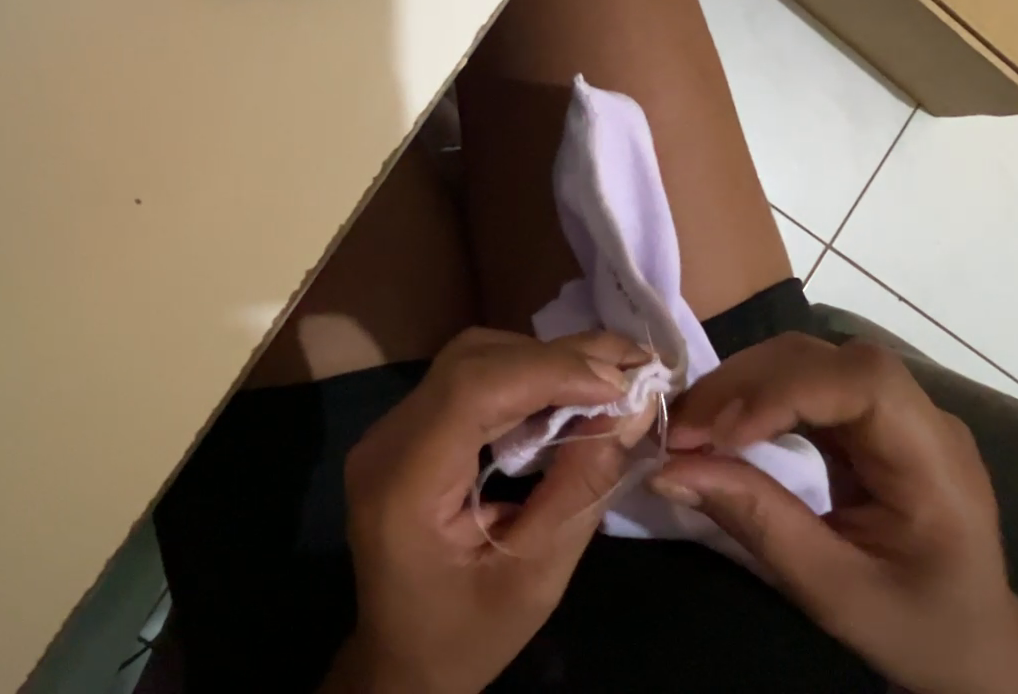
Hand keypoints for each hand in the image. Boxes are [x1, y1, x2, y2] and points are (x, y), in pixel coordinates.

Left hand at [321, 327, 647, 693]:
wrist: (402, 661)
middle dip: (557, 356)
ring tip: (609, 374)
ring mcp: (391, 430)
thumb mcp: (535, 579)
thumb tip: (630, 410)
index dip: (549, 371)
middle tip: (631, 363)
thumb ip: (580, 490)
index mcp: (403, 486)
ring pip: (472, 360)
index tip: (621, 380)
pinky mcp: (408, 428)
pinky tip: (567, 389)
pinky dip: (524, 375)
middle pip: (473, 364)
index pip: (472, 391)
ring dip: (543, 360)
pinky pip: (468, 380)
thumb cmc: (467, 635)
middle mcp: (386, 442)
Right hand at [649, 334, 1017, 693]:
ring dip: (741, 383)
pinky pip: (802, 383)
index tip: (717, 434)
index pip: (865, 382)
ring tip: (690, 426)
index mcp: (936, 462)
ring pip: (807, 360)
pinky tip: (721, 425)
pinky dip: (753, 396)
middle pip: (826, 359)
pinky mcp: (865, 419)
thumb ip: (758, 522)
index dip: (785, 390)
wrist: (974, 646)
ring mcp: (894, 410)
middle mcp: (920, 417)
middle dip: (746, 383)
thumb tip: (668, 470)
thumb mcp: (835, 594)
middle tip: (680, 429)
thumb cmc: (917, 629)